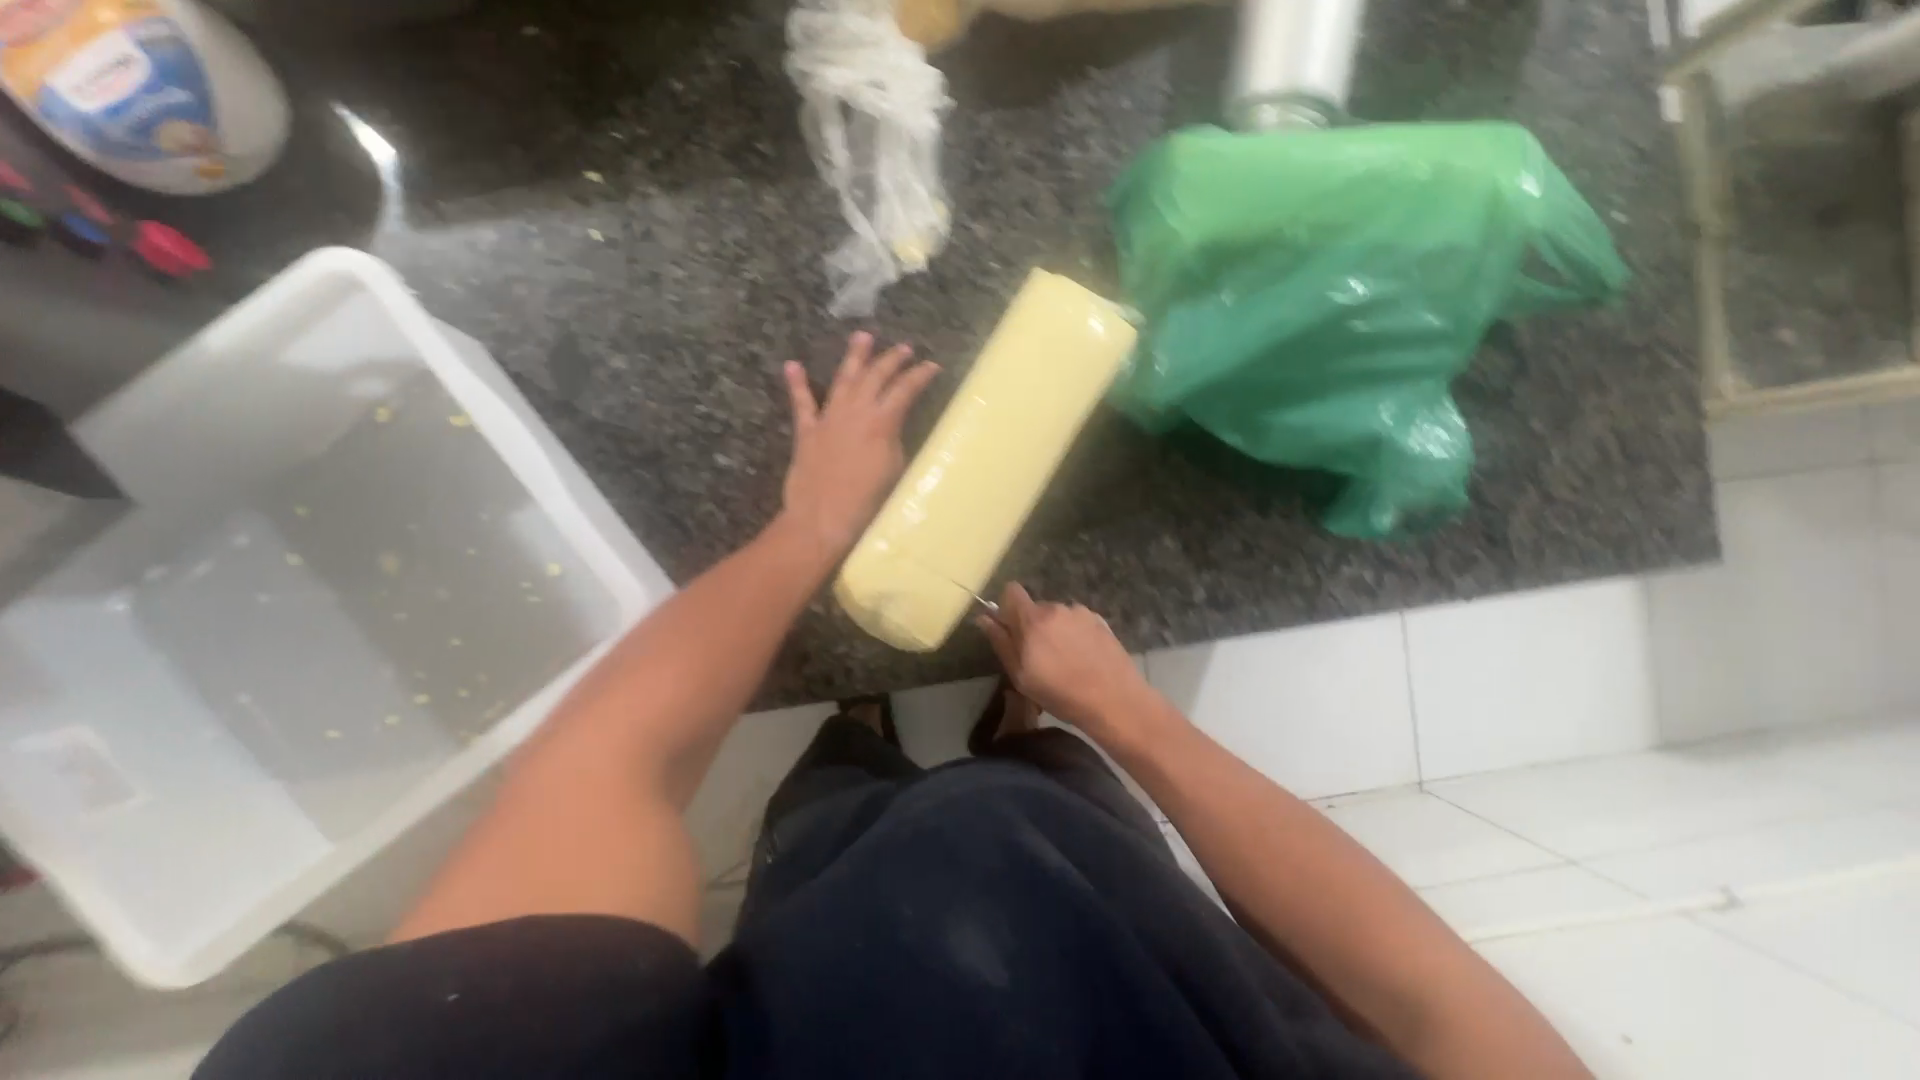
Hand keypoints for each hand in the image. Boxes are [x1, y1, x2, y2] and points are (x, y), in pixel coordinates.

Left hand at [780, 331, 939, 555]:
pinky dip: (797, 384)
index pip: (906, 390)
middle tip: (904, 348)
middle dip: (892, 359)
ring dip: (854, 357)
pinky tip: (792, 365)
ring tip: (862, 336)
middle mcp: (855, 412)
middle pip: (876, 376)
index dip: (920, 376)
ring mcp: (829, 419)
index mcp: (882, 422)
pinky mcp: (807, 432)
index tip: (933, 366)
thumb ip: (894, 441)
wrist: (823, 518)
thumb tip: (891, 427)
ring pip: (843, 379)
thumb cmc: (867, 501)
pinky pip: (802, 403)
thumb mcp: (894, 469)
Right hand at [976, 583, 1170, 750]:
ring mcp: (1081, 613)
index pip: (1011, 591)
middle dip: (1033, 626)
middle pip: (1036, 608)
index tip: (1011, 631)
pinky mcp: (1101, 621)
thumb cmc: (1060, 693)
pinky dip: (1075, 635)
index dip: (1007, 608)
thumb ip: (1001, 642)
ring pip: (1058, 616)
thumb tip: (984, 618)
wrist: (1114, 700)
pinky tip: (1084, 659)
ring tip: (1066, 662)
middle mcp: (1057, 608)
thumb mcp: (1021, 675)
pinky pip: (1078, 622)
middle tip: (1040, 658)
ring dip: (1055, 631)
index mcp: (1033, 619)